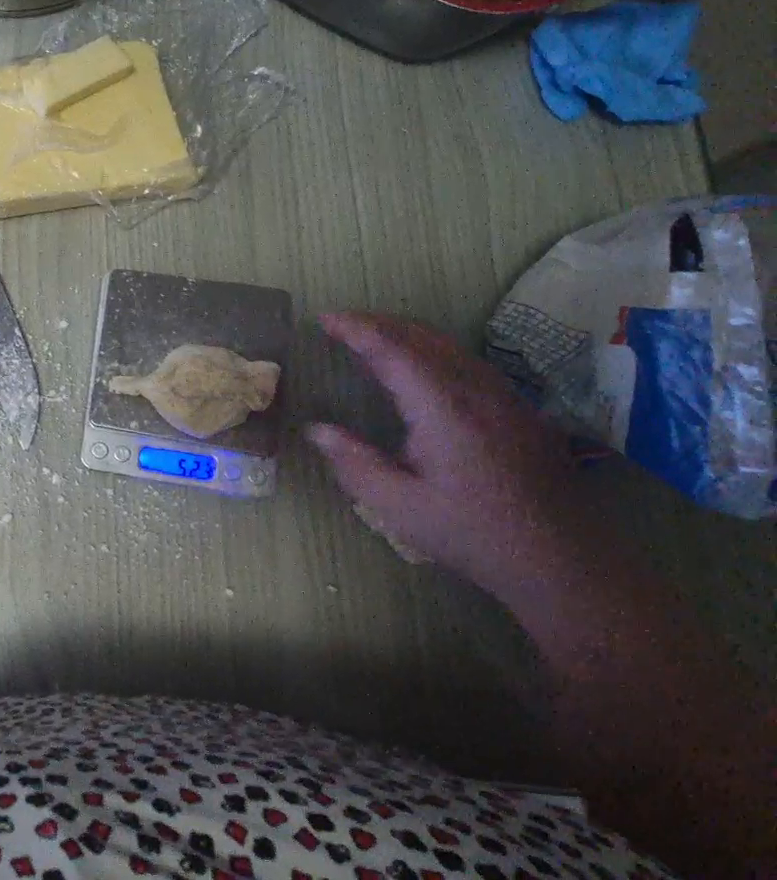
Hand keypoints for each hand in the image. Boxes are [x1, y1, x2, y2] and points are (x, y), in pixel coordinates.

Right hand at [307, 312, 581, 591]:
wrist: (561, 561)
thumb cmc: (472, 533)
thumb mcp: (396, 505)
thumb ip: (354, 462)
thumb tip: (317, 429)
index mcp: (443, 410)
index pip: (395, 352)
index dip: (358, 330)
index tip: (324, 319)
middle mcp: (477, 394)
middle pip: (425, 339)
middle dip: (380, 324)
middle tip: (340, 323)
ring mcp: (505, 401)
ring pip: (452, 348)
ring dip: (408, 335)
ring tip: (372, 339)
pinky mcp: (520, 413)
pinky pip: (469, 365)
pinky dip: (433, 353)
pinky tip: (419, 370)